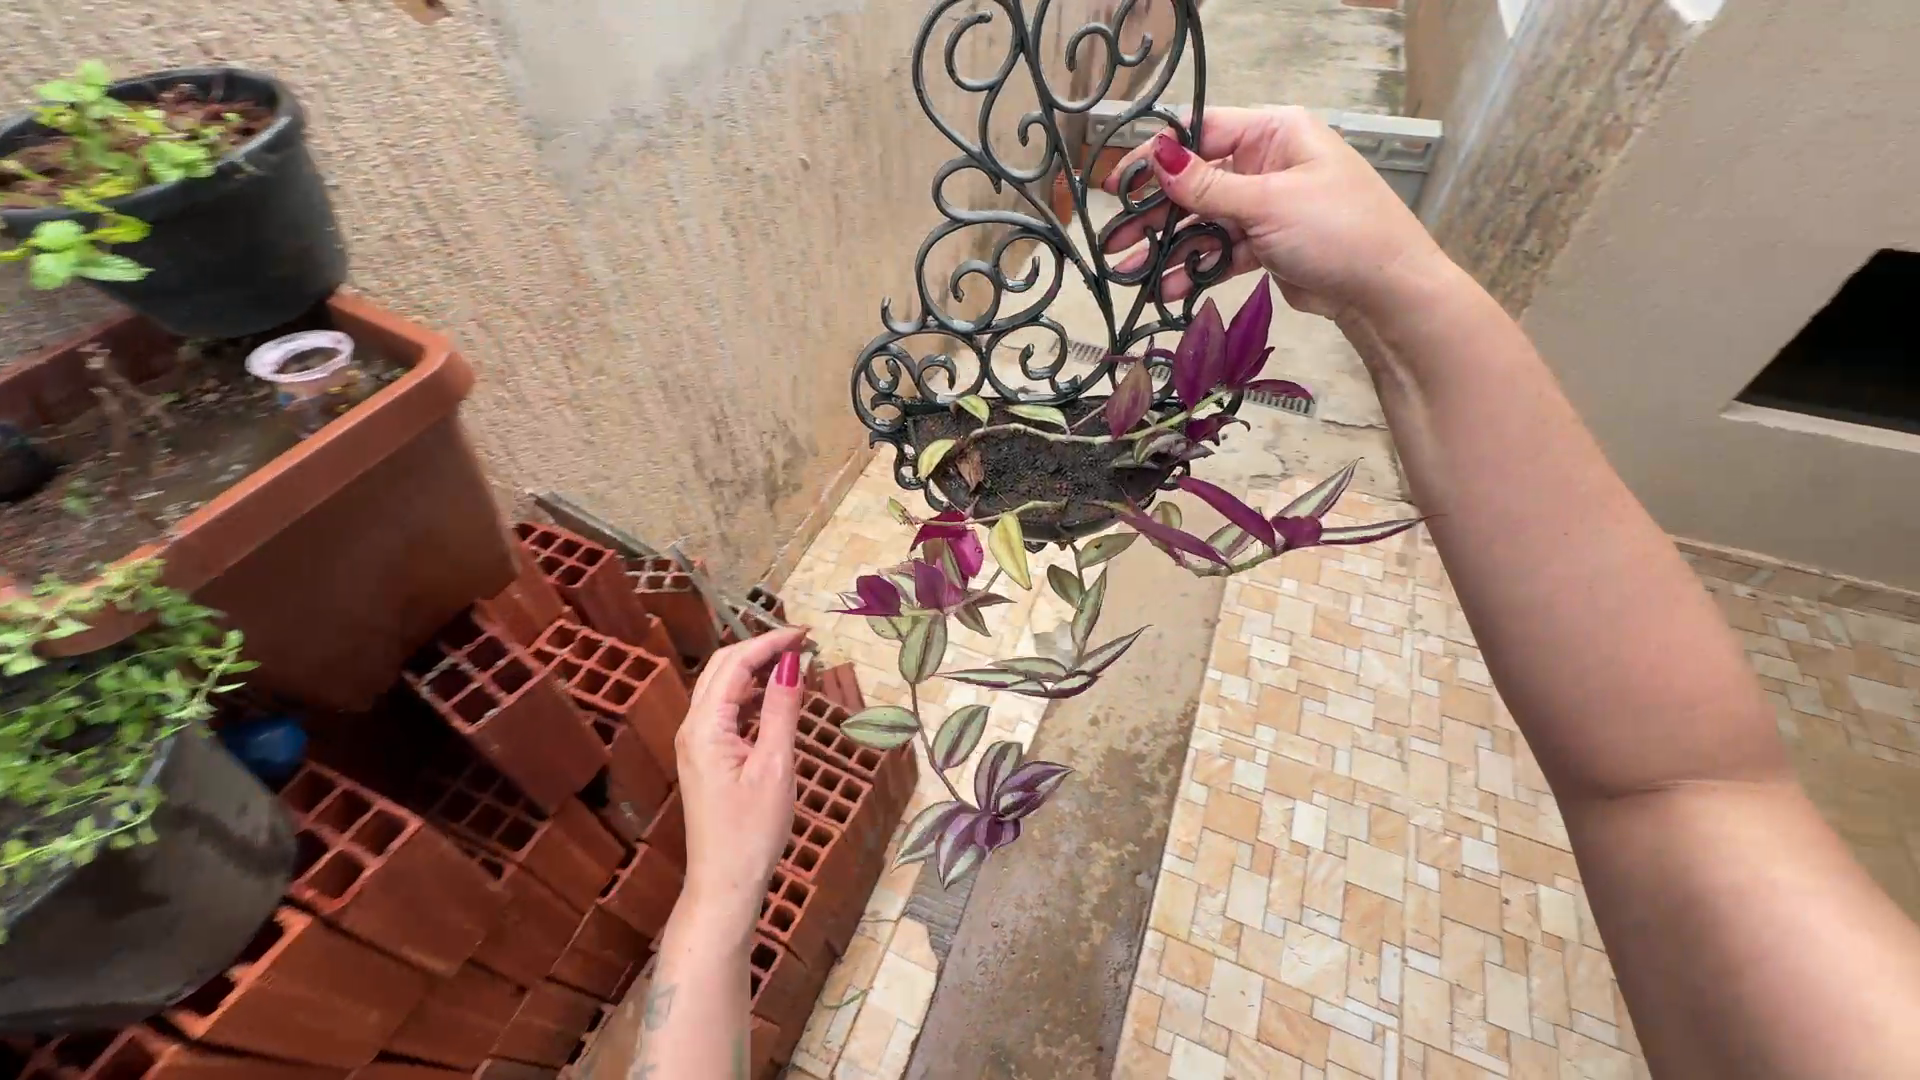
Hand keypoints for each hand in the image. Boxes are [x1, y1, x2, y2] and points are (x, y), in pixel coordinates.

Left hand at [673, 627, 808, 927]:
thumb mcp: (776, 766)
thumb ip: (782, 710)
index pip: (735, 665)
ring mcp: (696, 743)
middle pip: (722, 668)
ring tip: (795, 662)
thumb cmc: (753, 829)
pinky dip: (751, 692)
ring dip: (755, 668)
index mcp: (705, 727)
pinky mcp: (705, 756)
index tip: (805, 633)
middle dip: (760, 648)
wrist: (726, 882)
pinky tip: (776, 695)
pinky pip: (726, 710)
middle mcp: (692, 728)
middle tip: (802, 643)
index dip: (769, 642)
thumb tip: (792, 663)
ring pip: (722, 687)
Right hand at [1101, 106, 1447, 321]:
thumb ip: (1208, 185)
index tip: (1119, 186)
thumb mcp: (1267, 202)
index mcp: (1273, 133)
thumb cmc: (1338, 229)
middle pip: (1195, 184)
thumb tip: (1159, 155)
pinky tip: (1168, 289)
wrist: (1383, 289)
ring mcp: (1263, 206)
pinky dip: (1194, 269)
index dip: (1157, 158)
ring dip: (1167, 249)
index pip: (1201, 133)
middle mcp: (1265, 164)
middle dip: (1154, 215)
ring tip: (1130, 273)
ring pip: (1202, 223)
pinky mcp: (1263, 244)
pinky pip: (1218, 252)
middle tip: (1114, 241)